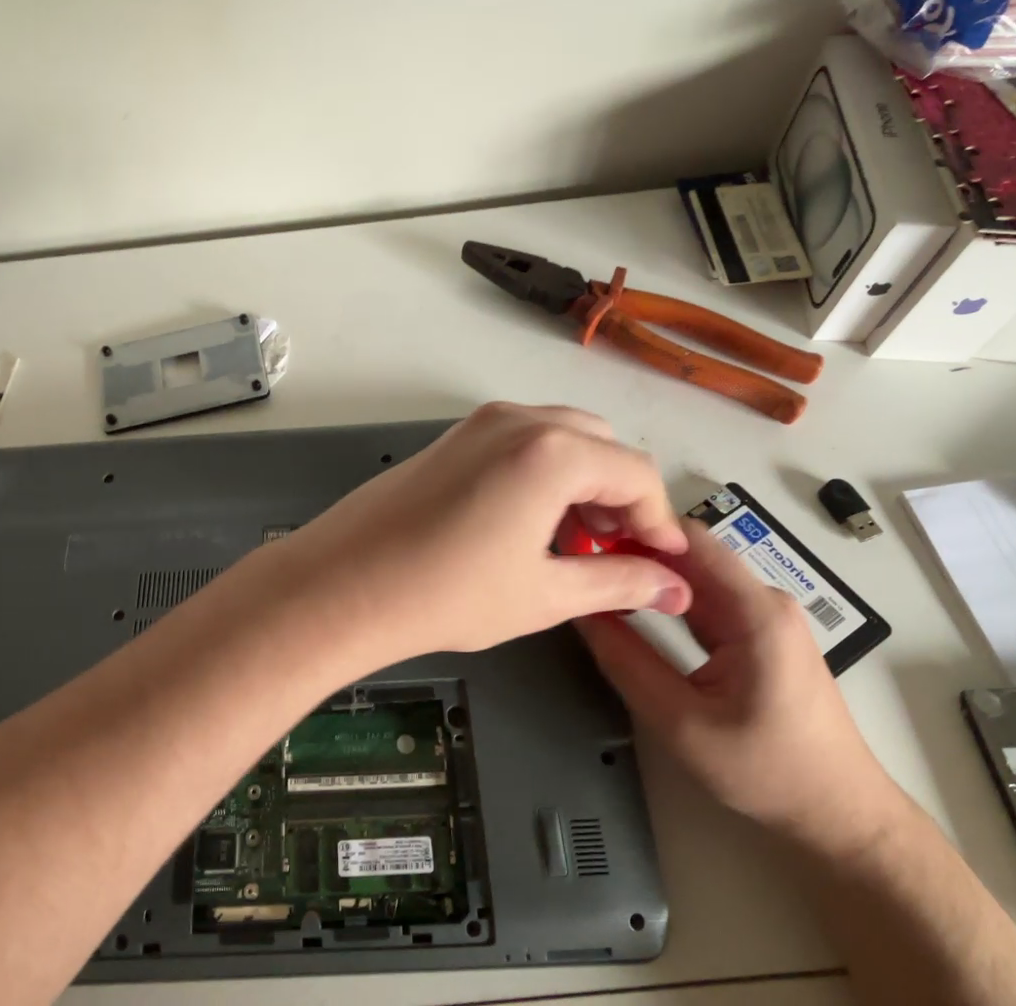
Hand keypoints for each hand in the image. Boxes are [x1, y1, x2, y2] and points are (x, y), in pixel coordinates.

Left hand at [248, 402, 690, 667]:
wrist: (344, 585)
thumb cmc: (447, 594)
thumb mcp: (545, 594)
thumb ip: (619, 582)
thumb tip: (671, 586)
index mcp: (552, 452)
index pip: (636, 473)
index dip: (659, 519)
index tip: (665, 560)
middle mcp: (519, 421)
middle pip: (600, 445)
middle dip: (621, 495)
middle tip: (621, 549)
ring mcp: (478, 425)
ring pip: (560, 438)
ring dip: (584, 482)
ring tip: (577, 543)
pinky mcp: (451, 439)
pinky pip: (520, 442)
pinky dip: (544, 474)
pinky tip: (531, 524)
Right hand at [577, 521, 904, 853]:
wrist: (836, 812)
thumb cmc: (766, 770)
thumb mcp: (680, 722)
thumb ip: (626, 661)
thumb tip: (582, 611)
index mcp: (756, 611)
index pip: (688, 539)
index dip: (634, 530)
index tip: (583, 541)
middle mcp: (765, 601)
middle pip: (691, 553)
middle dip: (635, 551)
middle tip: (579, 562)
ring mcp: (765, 617)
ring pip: (696, 576)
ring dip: (649, 576)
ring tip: (597, 579)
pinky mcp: (759, 635)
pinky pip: (705, 601)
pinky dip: (667, 599)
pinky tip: (633, 606)